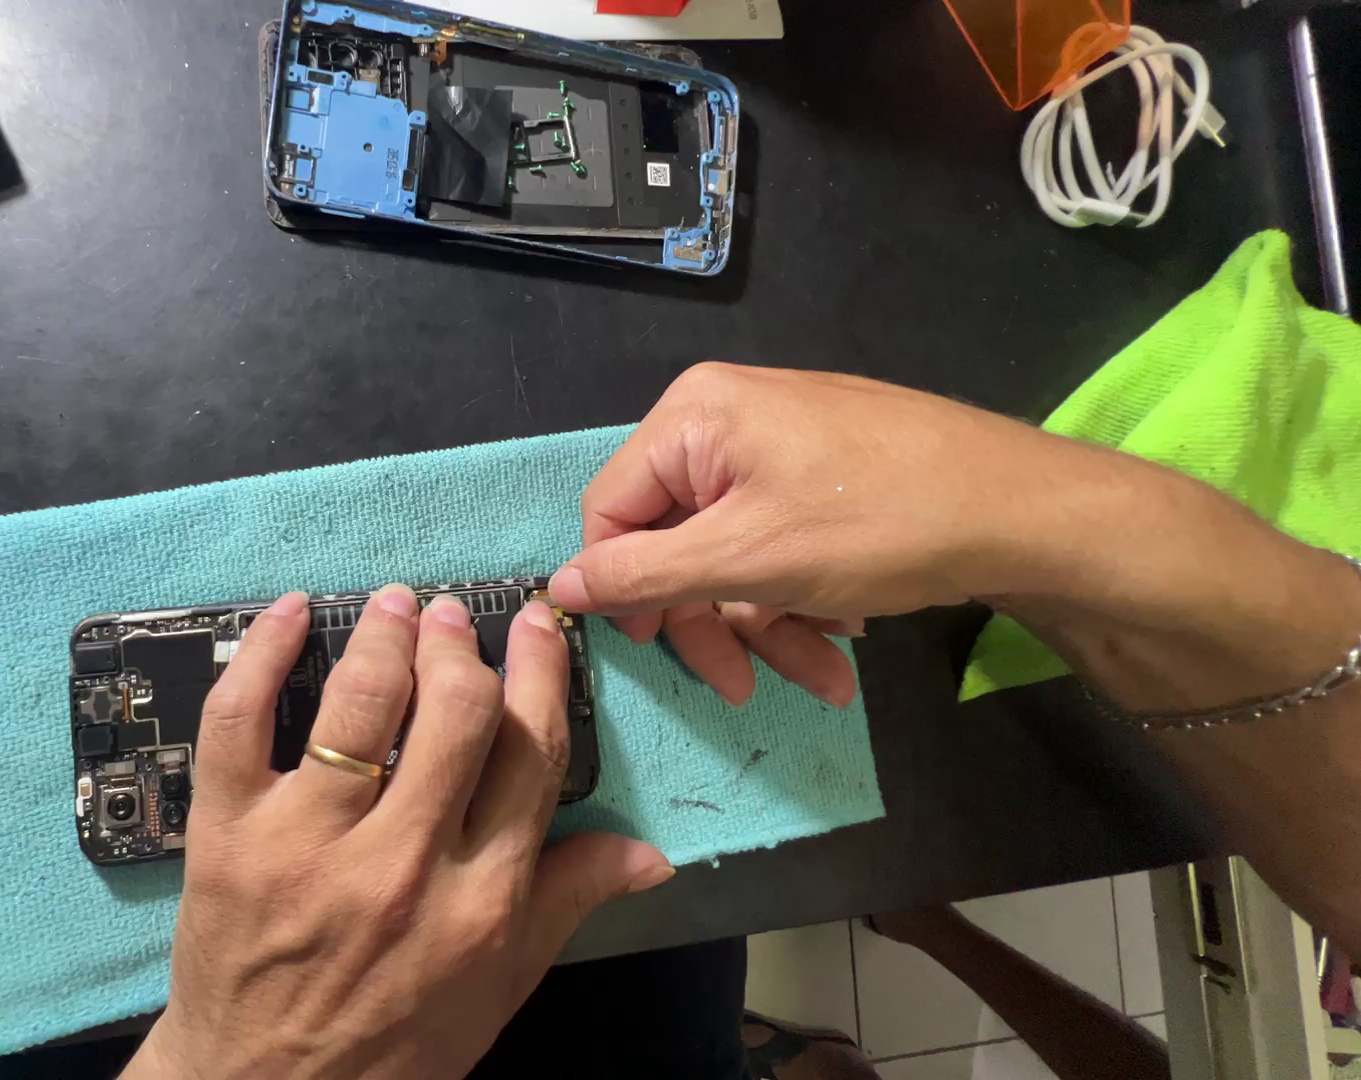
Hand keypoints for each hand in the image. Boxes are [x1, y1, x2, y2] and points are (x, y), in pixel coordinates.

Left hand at [123, 585, 672, 1079]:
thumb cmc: (395, 1041)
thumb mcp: (501, 987)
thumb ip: (569, 902)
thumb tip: (651, 853)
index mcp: (481, 897)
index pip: (528, 751)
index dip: (539, 671)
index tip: (534, 623)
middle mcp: (402, 862)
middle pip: (455, 712)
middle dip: (458, 645)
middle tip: (449, 615)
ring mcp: (308, 843)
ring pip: (361, 703)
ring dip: (384, 635)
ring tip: (394, 604)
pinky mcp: (228, 832)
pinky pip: (240, 720)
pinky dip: (263, 652)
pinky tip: (289, 611)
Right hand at [547, 363, 1108, 704]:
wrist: (1043, 514)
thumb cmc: (879, 526)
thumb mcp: (742, 559)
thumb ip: (638, 573)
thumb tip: (556, 588)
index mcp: (690, 418)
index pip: (610, 509)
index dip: (621, 584)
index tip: (650, 644)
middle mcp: (721, 417)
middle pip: (674, 537)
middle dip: (712, 619)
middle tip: (741, 685)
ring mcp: (772, 440)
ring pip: (726, 548)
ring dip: (763, 619)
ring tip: (824, 675)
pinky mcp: (813, 466)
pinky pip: (768, 536)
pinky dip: (792, 590)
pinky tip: (841, 623)